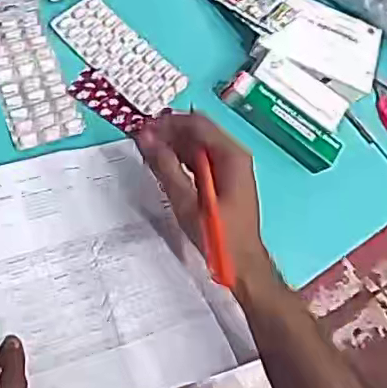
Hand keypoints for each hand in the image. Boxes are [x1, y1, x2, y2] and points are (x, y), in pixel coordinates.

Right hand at [132, 112, 279, 295]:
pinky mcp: (226, 178)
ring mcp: (232, 166)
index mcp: (231, 155)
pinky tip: (165, 164)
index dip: (168, 123)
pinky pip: (201, 158)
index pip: (196, 123)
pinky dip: (182, 157)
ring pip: (198, 143)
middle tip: (143, 139)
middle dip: (169, 132)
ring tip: (149, 151)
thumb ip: (166, 167)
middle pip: (198, 131)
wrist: (243, 263)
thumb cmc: (221, 237)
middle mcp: (234, 156)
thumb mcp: (187, 202)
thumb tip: (148, 140)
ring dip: (173, 144)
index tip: (145, 127)